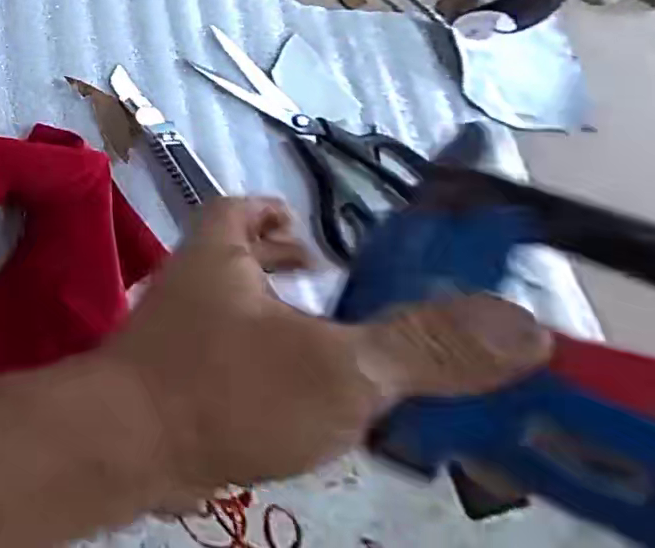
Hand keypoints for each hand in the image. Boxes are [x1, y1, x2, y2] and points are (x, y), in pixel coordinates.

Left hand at [100, 197, 549, 493]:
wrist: (130, 446)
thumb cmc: (228, 386)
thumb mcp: (339, 368)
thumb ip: (425, 348)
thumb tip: (525, 323)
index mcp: (219, 251)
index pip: (242, 209)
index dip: (278, 214)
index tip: (319, 239)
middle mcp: (192, 280)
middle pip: (241, 258)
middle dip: (289, 271)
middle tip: (345, 296)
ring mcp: (177, 330)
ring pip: (237, 311)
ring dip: (283, 324)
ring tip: (341, 356)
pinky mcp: (175, 377)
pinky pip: (229, 358)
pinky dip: (266, 368)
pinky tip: (301, 409)